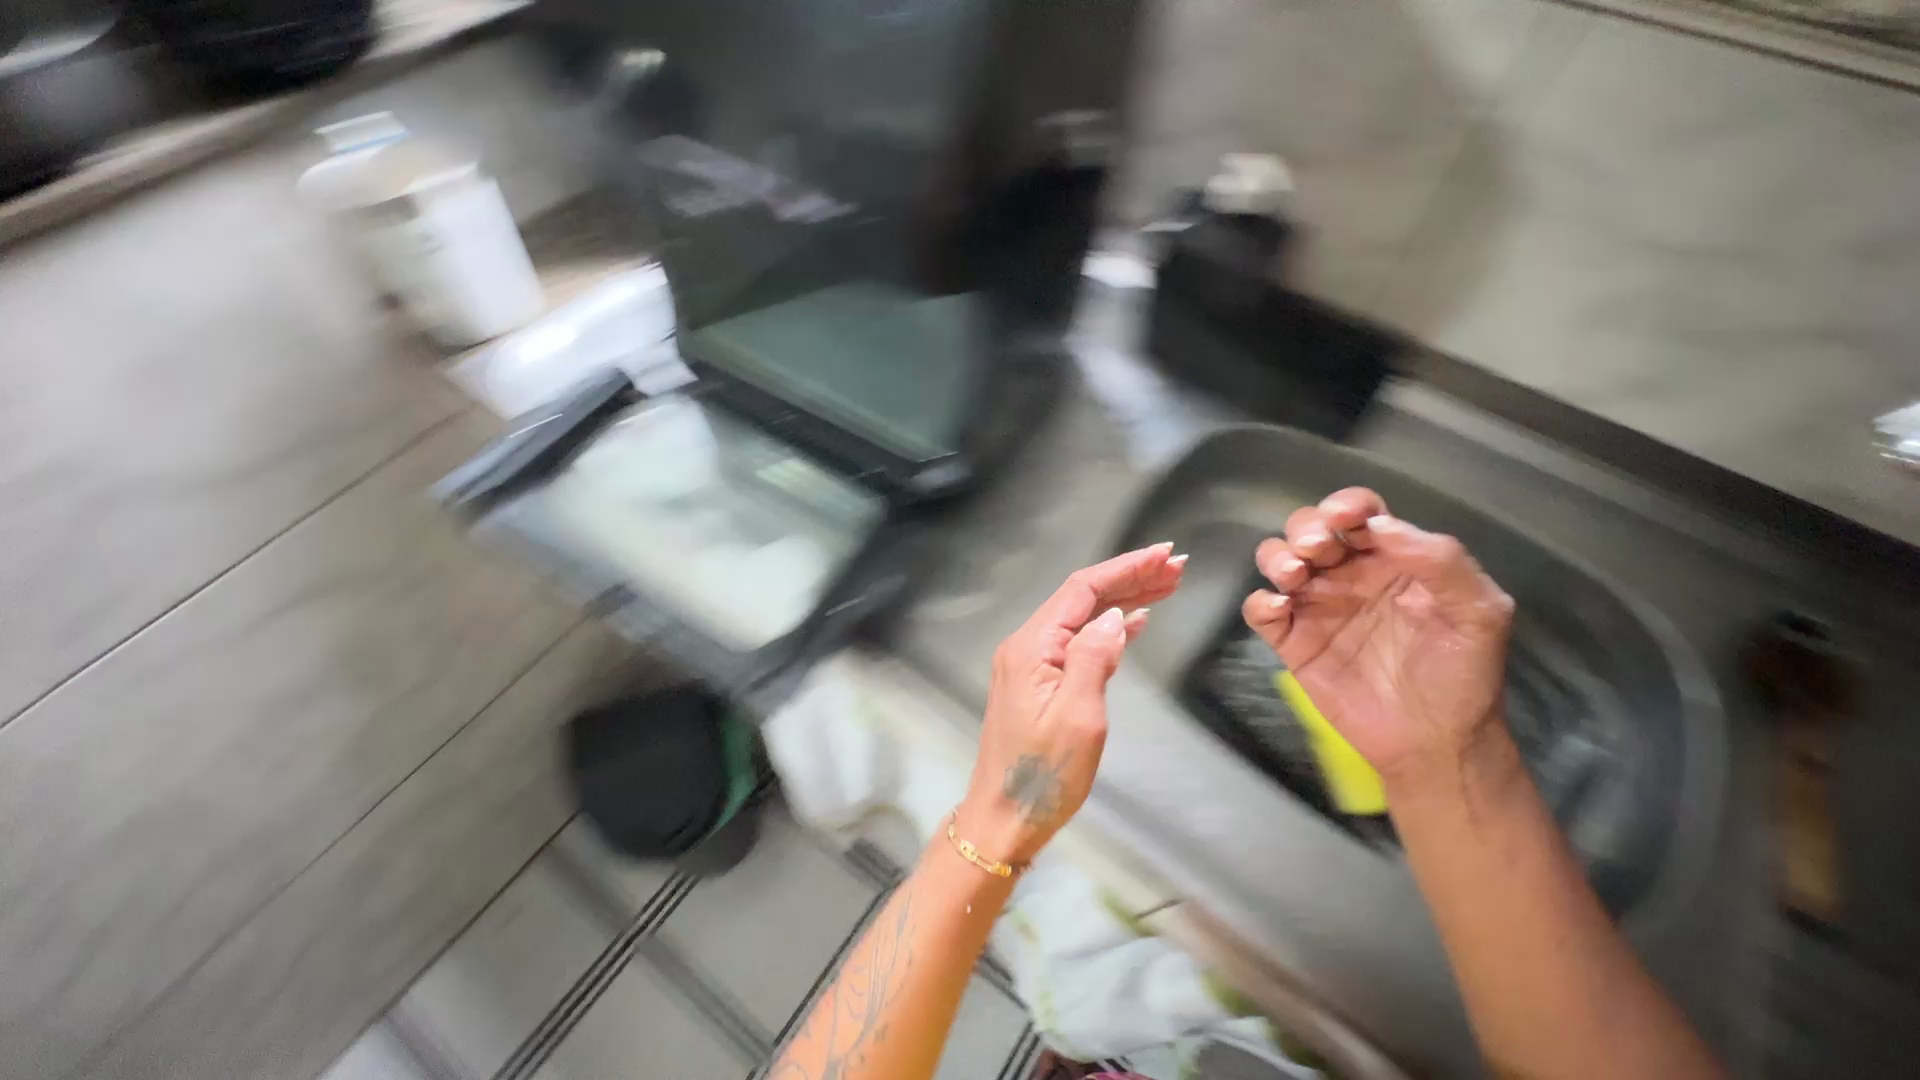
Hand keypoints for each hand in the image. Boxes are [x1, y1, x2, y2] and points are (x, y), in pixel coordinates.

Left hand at [959, 544, 1186, 864]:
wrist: (1002, 820)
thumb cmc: (1043, 775)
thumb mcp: (1079, 717)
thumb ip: (1095, 658)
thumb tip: (1114, 616)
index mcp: (1032, 647)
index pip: (1082, 590)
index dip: (1125, 568)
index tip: (1165, 554)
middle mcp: (1026, 647)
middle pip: (1082, 599)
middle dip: (1130, 578)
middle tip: (1178, 567)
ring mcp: (1030, 666)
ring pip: (1082, 619)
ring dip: (1123, 601)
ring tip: (1167, 586)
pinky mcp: (1038, 685)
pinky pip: (1077, 643)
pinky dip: (1109, 629)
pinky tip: (1135, 623)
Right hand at [1242, 487, 1514, 786]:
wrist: (1436, 742)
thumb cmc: (1464, 674)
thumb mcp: (1480, 611)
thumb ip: (1442, 561)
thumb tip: (1382, 526)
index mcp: (1393, 559)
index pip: (1361, 514)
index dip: (1347, 505)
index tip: (1345, 518)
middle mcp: (1349, 575)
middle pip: (1309, 528)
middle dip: (1306, 527)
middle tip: (1315, 549)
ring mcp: (1316, 607)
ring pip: (1277, 560)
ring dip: (1277, 556)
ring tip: (1294, 576)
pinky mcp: (1291, 641)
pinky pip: (1260, 610)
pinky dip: (1260, 601)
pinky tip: (1279, 608)